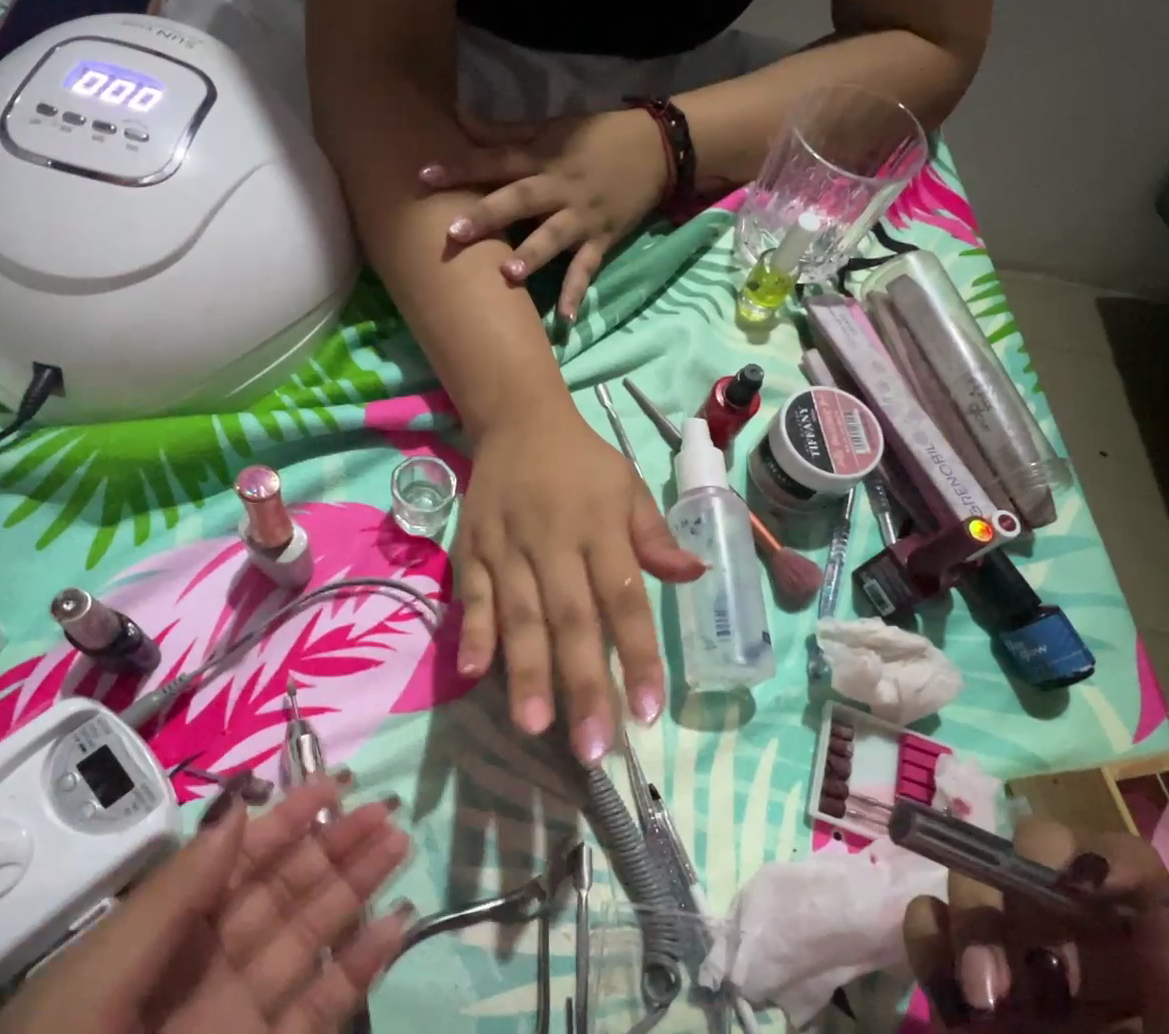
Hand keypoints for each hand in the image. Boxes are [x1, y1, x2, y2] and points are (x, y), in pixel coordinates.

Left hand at [0, 780, 414, 1033]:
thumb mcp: (99, 972)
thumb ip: (175, 892)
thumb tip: (236, 806)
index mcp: (159, 937)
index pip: (234, 864)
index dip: (283, 822)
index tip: (330, 784)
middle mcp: (206, 966)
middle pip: (281, 894)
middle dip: (332, 848)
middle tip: (384, 809)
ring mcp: (239, 1014)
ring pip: (310, 939)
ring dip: (356, 891)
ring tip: (400, 845)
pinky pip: (321, 1006)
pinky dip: (361, 967)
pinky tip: (396, 926)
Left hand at [420, 109, 669, 322]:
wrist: (658, 148)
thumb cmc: (597, 136)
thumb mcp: (554, 127)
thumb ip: (507, 131)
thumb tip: (460, 119)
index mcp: (543, 158)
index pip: (496, 160)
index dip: (461, 167)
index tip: (424, 177)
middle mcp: (559, 187)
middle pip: (519, 200)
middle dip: (487, 216)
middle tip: (454, 235)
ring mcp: (581, 217)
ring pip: (553, 237)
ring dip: (532, 257)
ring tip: (508, 276)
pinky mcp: (602, 239)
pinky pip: (587, 269)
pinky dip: (577, 293)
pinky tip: (564, 320)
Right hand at [450, 408, 702, 763]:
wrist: (518, 420)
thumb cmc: (584, 463)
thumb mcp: (629, 487)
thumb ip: (656, 535)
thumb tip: (697, 576)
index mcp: (600, 528)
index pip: (624, 599)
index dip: (638, 655)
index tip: (649, 712)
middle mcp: (554, 542)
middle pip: (571, 620)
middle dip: (582, 684)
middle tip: (593, 748)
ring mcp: (507, 547)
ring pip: (519, 616)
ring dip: (526, 672)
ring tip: (535, 728)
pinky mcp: (471, 549)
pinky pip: (471, 594)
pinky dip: (472, 631)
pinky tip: (473, 672)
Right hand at [904, 817, 1168, 1032]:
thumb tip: (1164, 897)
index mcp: (1138, 940)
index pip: (1124, 860)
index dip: (1103, 856)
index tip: (1086, 886)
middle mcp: (1067, 925)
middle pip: (1031, 848)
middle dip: (1022, 893)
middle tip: (1039, 968)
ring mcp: (1002, 942)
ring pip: (970, 878)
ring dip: (975, 929)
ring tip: (991, 1000)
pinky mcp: (949, 966)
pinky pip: (923, 919)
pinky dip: (927, 944)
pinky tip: (955, 998)